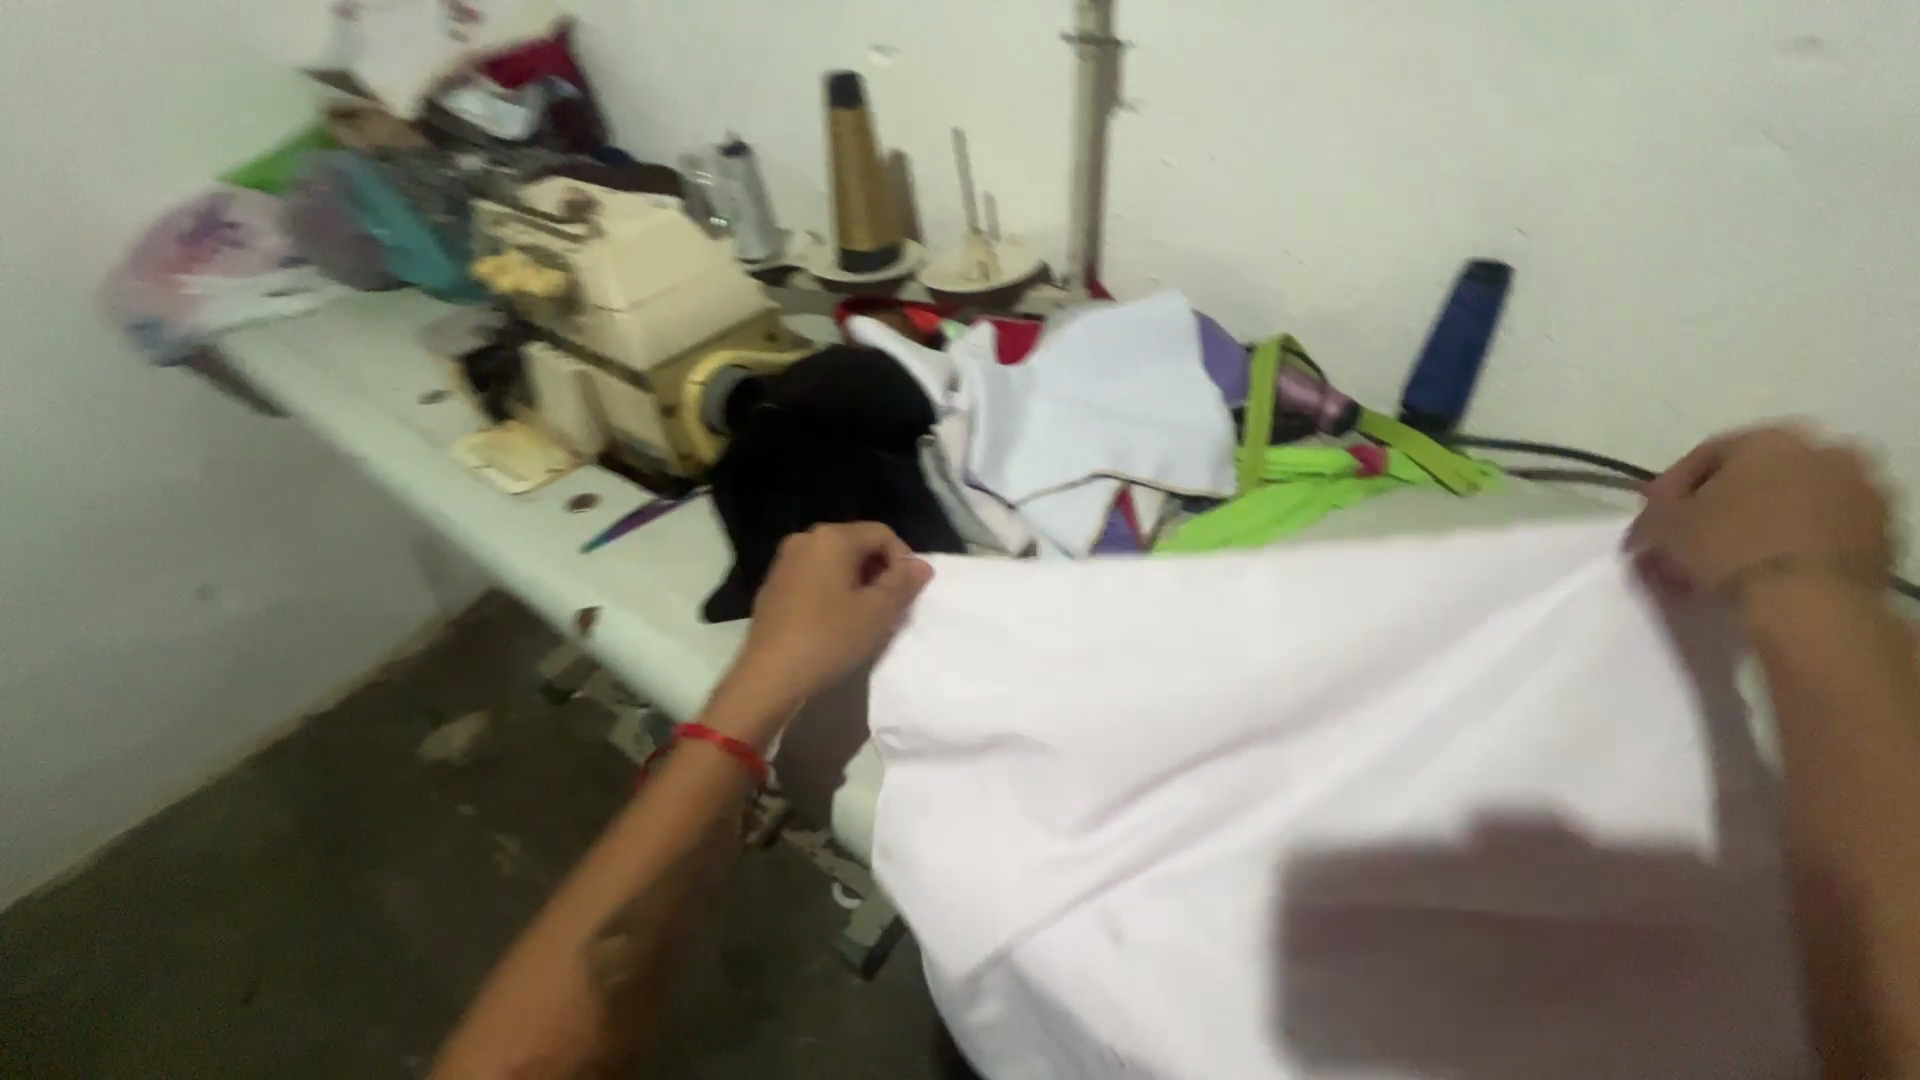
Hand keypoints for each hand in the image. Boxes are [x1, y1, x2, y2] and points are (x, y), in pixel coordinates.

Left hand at [711, 523, 933, 737]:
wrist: (769, 676)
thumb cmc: (829, 638)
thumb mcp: (877, 612)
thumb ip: (903, 582)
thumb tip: (921, 565)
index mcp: (832, 538)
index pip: (882, 533)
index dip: (904, 559)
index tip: (910, 592)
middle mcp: (805, 540)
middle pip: (857, 545)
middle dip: (880, 571)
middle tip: (891, 606)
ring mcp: (784, 562)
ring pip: (835, 562)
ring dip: (857, 583)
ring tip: (867, 616)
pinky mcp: (773, 586)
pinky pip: (814, 577)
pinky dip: (832, 591)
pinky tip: (836, 622)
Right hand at [1632, 423, 1893, 600]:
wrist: (1807, 600)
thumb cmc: (1726, 546)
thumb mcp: (1661, 525)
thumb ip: (1654, 511)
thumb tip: (1657, 518)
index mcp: (1770, 439)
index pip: (1703, 456)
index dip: (1669, 490)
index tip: (1651, 520)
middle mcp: (1825, 451)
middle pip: (1751, 478)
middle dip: (1715, 507)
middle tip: (1685, 540)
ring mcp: (1862, 490)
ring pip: (1786, 503)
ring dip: (1752, 525)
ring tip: (1721, 561)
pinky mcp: (1882, 529)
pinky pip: (1818, 528)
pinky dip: (1788, 541)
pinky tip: (1759, 569)